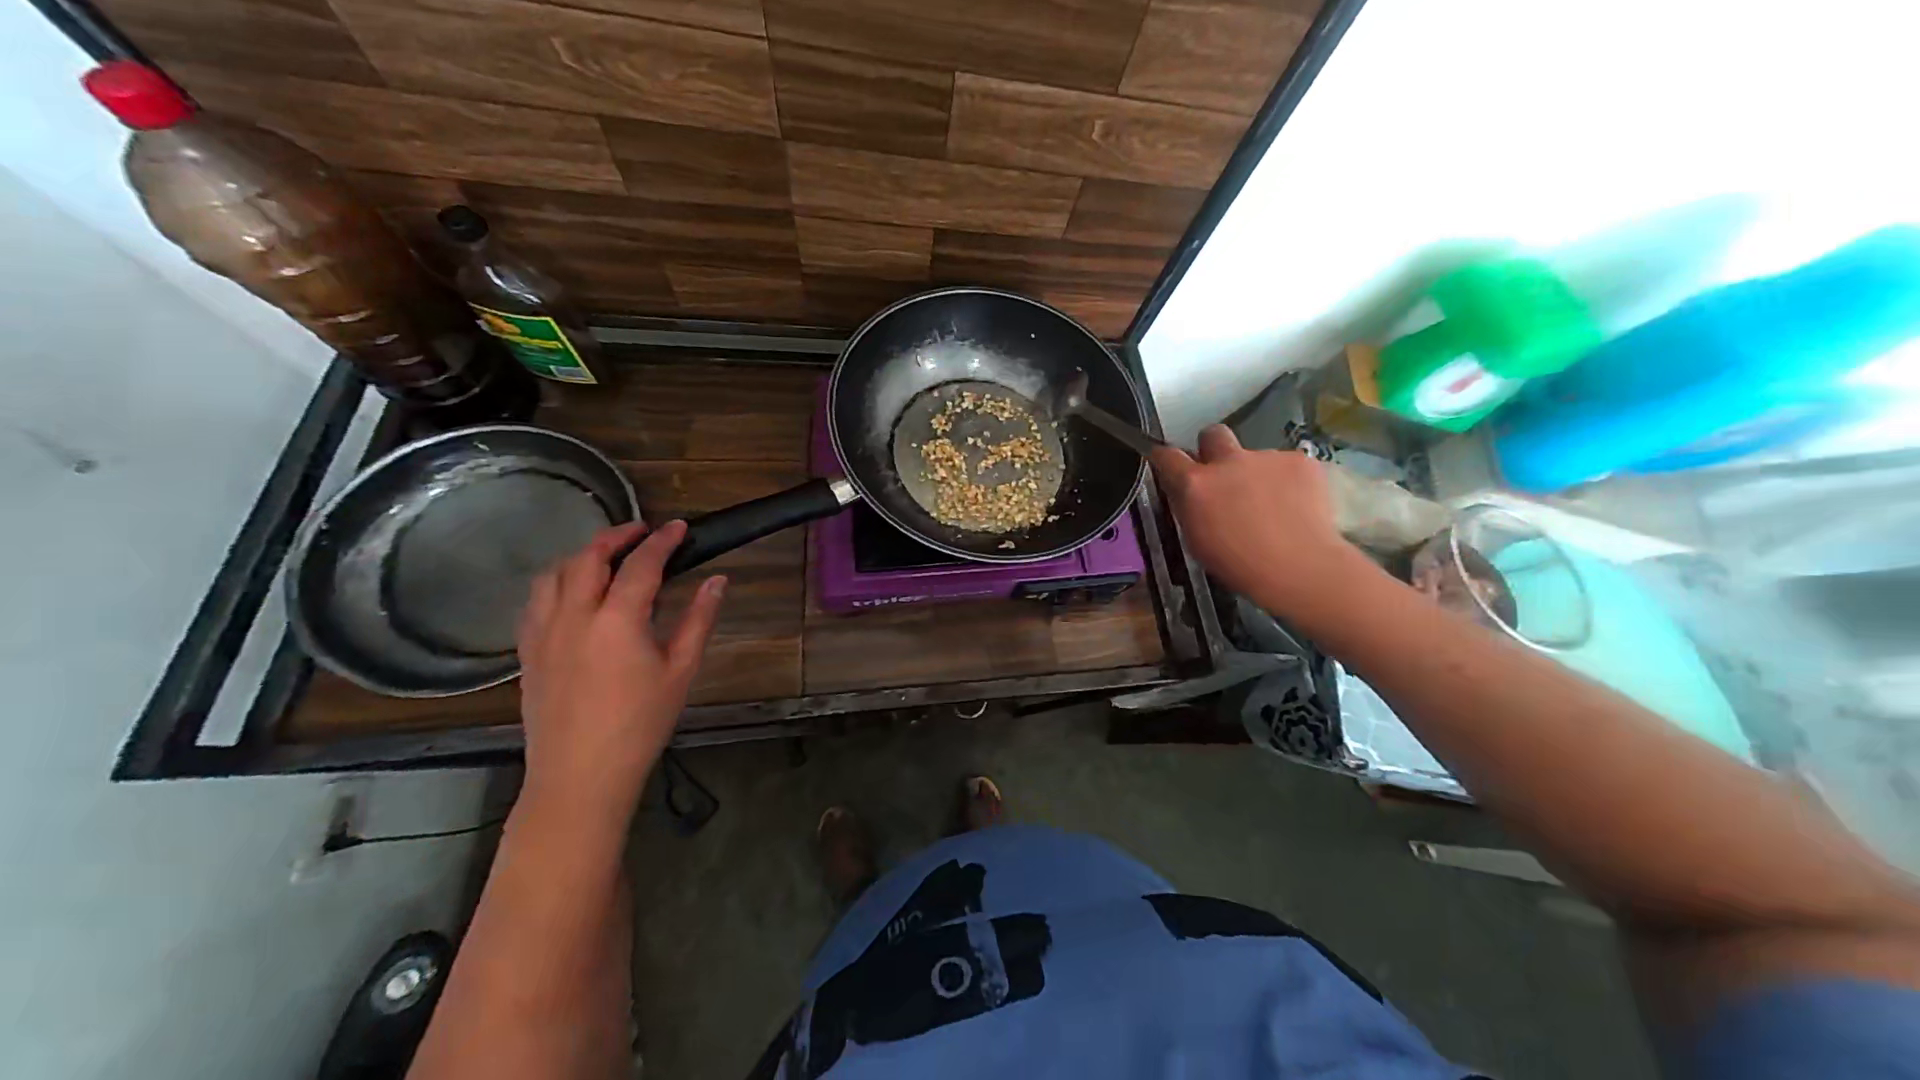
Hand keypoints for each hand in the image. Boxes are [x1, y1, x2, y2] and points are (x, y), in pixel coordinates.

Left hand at [515, 520, 726, 819]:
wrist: (580, 775)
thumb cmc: (641, 725)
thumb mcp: (681, 671)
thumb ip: (699, 619)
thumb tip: (717, 580)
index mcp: (617, 619)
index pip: (642, 564)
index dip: (662, 541)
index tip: (679, 527)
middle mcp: (574, 615)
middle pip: (589, 557)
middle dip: (616, 536)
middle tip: (641, 532)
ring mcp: (543, 632)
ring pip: (554, 573)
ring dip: (582, 555)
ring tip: (606, 557)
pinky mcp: (527, 650)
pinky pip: (535, 600)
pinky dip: (556, 582)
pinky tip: (572, 593)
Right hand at [1149, 425, 1360, 613]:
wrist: (1298, 567)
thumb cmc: (1239, 565)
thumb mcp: (1196, 540)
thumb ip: (1188, 507)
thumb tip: (1186, 493)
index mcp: (1196, 483)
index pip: (1167, 455)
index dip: (1166, 457)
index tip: (1168, 462)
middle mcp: (1228, 462)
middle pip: (1213, 434)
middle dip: (1213, 448)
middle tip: (1223, 474)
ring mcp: (1266, 457)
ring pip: (1255, 456)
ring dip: (1256, 474)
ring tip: (1272, 506)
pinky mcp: (1299, 461)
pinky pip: (1287, 465)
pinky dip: (1288, 481)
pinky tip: (1295, 506)